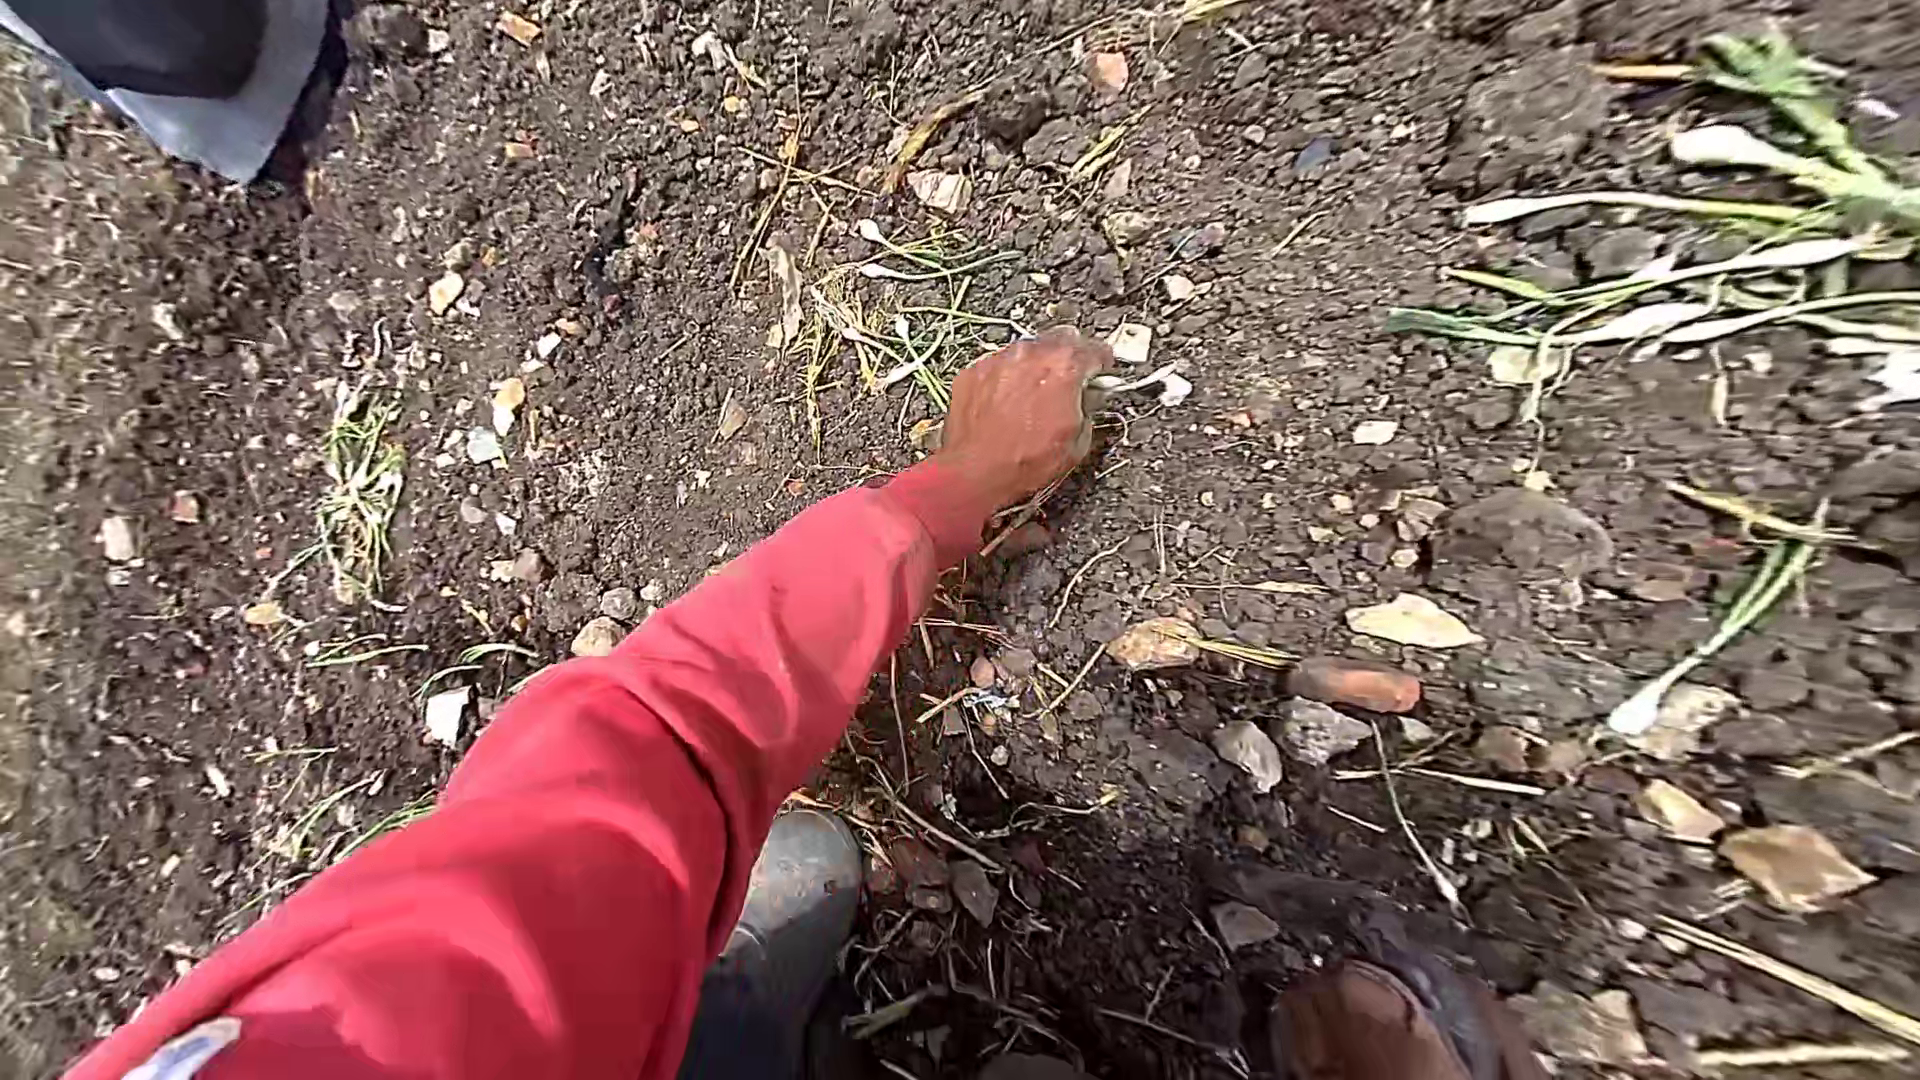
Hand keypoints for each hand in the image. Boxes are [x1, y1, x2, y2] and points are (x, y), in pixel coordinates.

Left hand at [936, 327, 1111, 511]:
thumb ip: (1088, 410)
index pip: (1095, 350)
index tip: (1100, 370)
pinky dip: (1004, 379)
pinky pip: (997, 367)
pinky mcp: (974, 372)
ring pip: (1026, 352)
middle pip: (1060, 341)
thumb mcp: (1076, 444)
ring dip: (1033, 368)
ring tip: (1031, 399)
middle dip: (1067, 360)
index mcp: (1064, 367)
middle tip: (1067, 383)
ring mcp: (998, 361)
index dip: (1101, 363)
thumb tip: (1088, 401)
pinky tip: (1005, 404)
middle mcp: (1030, 355)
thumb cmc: (1022, 462)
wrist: (976, 473)